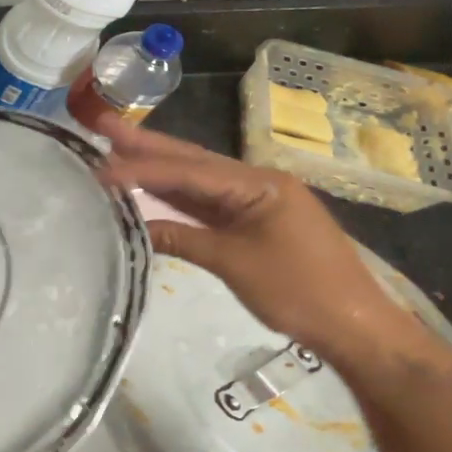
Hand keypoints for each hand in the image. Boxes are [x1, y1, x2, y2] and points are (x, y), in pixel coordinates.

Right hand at [92, 111, 413, 357]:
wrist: (354, 327)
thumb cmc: (299, 291)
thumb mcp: (233, 263)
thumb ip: (178, 237)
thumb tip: (128, 224)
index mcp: (259, 184)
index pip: (188, 170)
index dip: (139, 168)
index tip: (96, 167)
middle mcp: (255, 183)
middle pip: (191, 160)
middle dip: (144, 144)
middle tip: (100, 124)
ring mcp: (253, 202)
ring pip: (194, 179)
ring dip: (154, 166)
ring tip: (110, 147)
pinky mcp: (249, 222)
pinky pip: (202, 202)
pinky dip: (170, 194)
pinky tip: (143, 187)